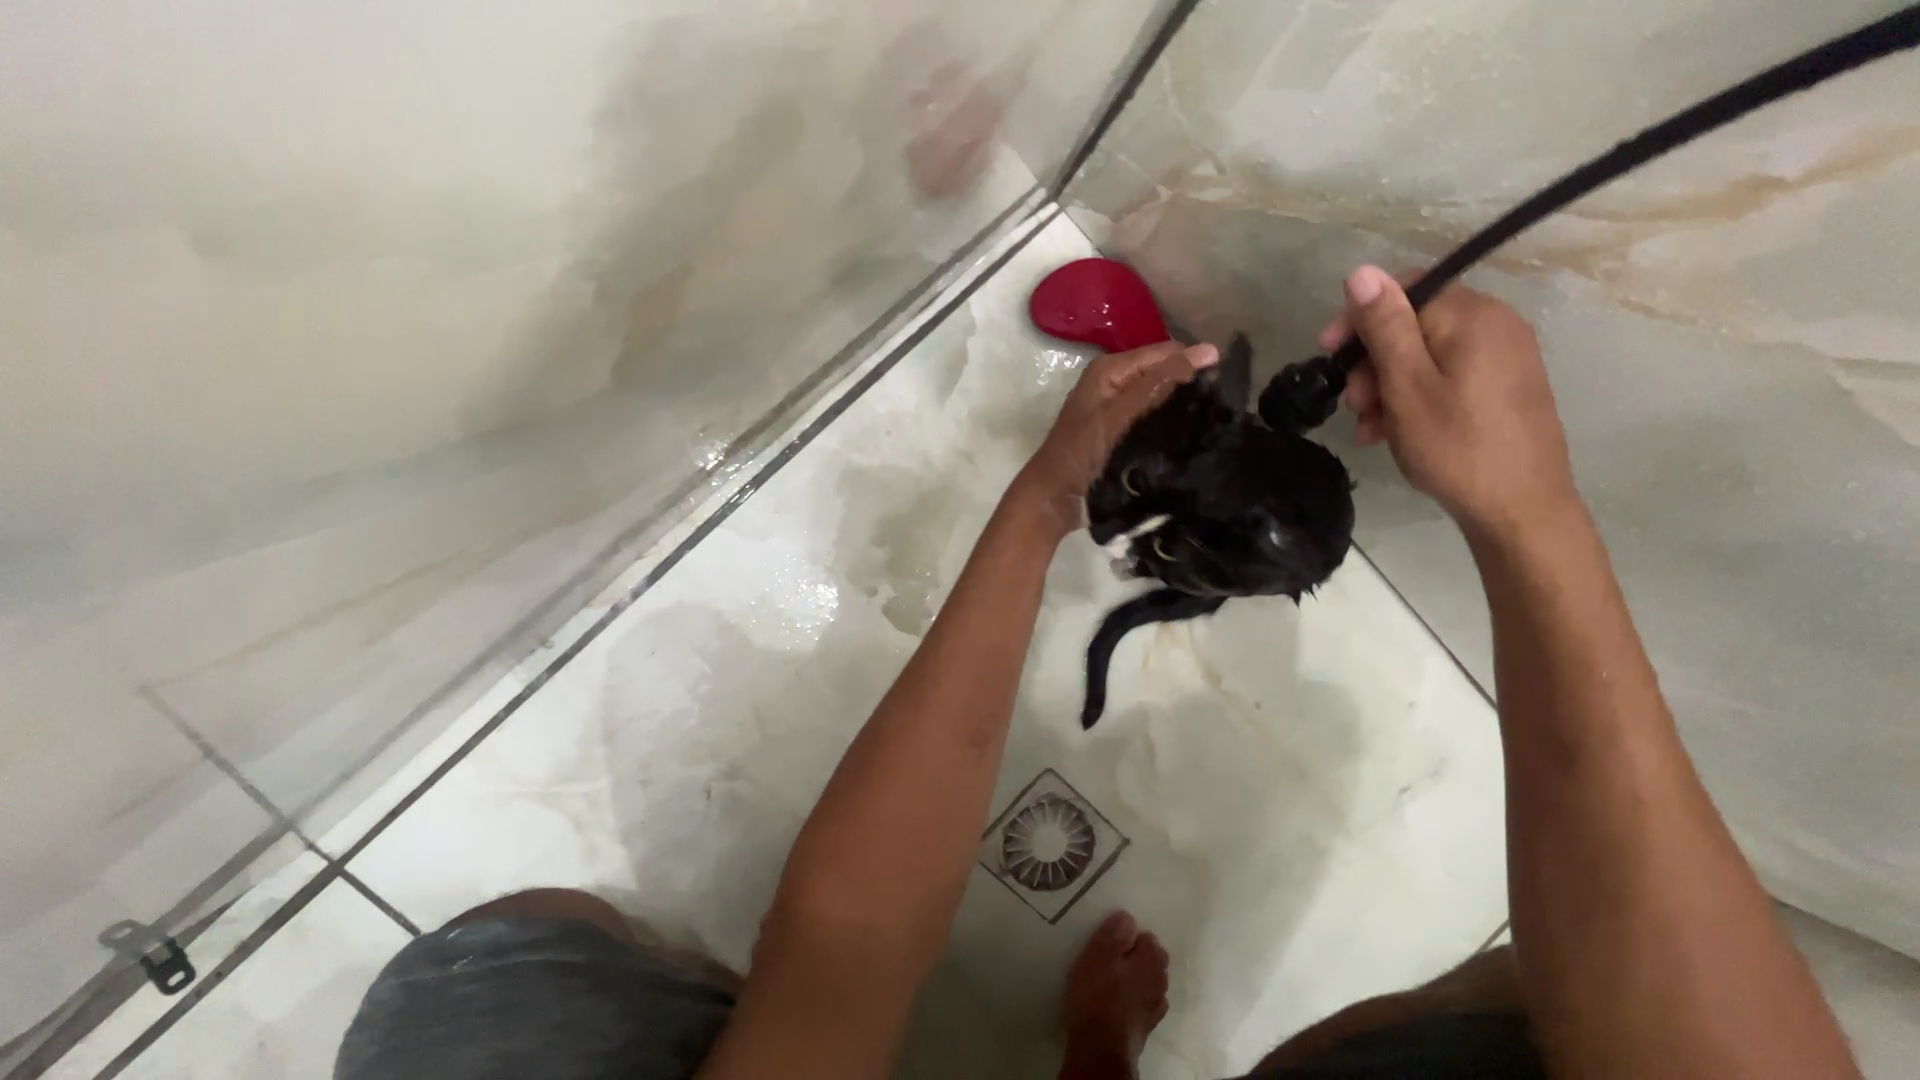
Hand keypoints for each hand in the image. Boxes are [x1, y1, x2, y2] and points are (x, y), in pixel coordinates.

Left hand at [1010, 340, 1218, 537]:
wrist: (1054, 498)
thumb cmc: (1080, 453)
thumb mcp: (1118, 414)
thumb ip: (1157, 384)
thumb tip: (1207, 351)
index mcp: (1110, 370)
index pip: (1164, 353)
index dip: (1194, 361)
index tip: (1227, 381)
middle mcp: (1116, 383)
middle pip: (1164, 373)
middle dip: (1191, 383)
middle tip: (1225, 403)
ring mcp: (1120, 409)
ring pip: (1162, 398)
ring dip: (1184, 405)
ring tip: (1217, 418)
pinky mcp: (1125, 433)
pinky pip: (1156, 419)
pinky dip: (1172, 423)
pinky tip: (1193, 434)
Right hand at [1324, 266, 1579, 539]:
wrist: (1521, 508)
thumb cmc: (1456, 446)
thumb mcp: (1407, 386)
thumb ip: (1384, 326)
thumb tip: (1362, 272)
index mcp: (1471, 316)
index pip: (1404, 289)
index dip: (1360, 318)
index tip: (1328, 355)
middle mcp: (1495, 324)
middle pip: (1414, 323)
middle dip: (1372, 360)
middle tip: (1351, 404)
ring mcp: (1504, 356)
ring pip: (1426, 354)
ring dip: (1387, 385)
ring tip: (1369, 427)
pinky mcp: (1505, 386)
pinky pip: (1447, 376)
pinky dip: (1415, 396)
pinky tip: (1394, 431)